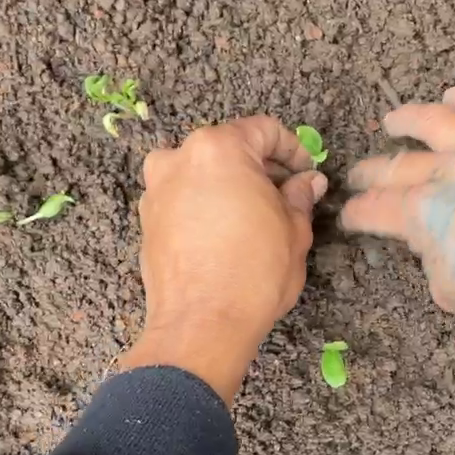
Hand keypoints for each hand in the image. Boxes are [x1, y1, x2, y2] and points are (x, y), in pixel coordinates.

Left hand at [120, 117, 326, 401]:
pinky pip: (184, 201)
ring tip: (257, 220)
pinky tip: (228, 238)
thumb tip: (307, 182)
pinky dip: (207, 208)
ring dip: (231, 189)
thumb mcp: (294, 232)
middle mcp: (179, 158)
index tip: (306, 173)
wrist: (202, 325)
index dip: (293, 149)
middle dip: (260, 170)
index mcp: (219, 149)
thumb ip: (299, 197)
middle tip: (287, 198)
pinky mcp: (147, 221)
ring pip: (203, 175)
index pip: (262, 130)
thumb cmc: (255, 274)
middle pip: (228, 150)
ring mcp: (156, 190)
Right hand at [340, 84, 454, 366]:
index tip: (351, 217)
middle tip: (359, 178)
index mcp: (422, 215)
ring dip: (407, 119)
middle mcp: (446, 173)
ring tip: (394, 121)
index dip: (357, 214)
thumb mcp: (450, 291)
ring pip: (435, 120)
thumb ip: (431, 256)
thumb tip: (431, 237)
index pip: (375, 210)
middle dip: (371, 174)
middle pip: (396, 166)